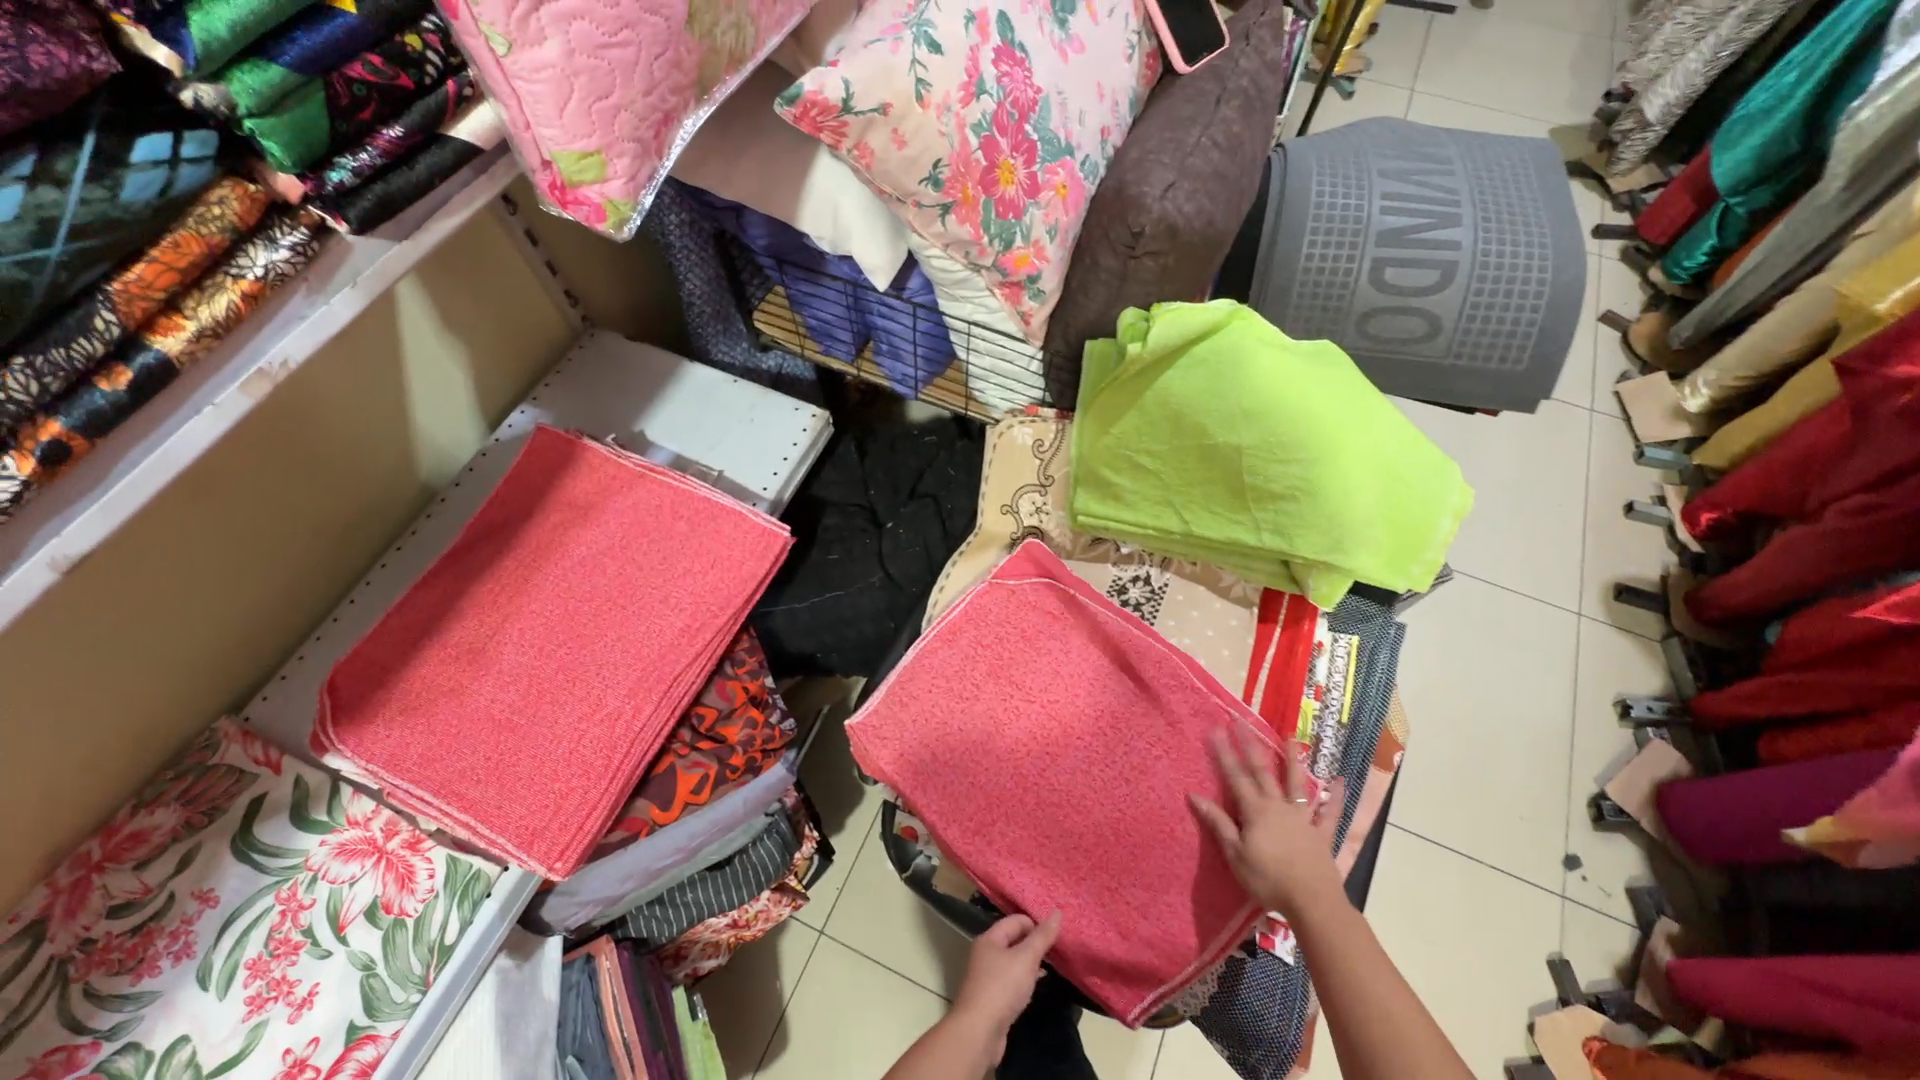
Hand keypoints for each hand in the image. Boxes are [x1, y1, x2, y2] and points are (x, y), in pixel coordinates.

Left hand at [953, 912, 1062, 1062]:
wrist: (978, 1031)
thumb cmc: (1002, 988)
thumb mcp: (1025, 958)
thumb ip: (1042, 937)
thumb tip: (1057, 912)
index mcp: (989, 940)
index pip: (1015, 921)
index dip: (1035, 924)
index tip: (1056, 934)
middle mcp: (985, 955)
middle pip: (1013, 941)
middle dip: (1035, 944)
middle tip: (1058, 950)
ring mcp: (987, 977)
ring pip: (1013, 962)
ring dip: (1031, 963)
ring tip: (1051, 966)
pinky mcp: (992, 998)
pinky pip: (1012, 981)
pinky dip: (1025, 980)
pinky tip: (1036, 986)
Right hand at [1190, 725, 1346, 919]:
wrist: (1312, 901)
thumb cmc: (1268, 880)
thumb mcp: (1235, 854)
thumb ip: (1218, 823)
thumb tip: (1194, 795)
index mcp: (1255, 811)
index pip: (1235, 776)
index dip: (1224, 753)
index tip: (1215, 729)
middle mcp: (1279, 807)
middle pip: (1262, 771)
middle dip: (1250, 744)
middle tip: (1241, 721)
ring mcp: (1303, 818)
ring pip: (1297, 783)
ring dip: (1292, 760)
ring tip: (1291, 738)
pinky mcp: (1321, 833)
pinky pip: (1330, 811)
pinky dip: (1335, 796)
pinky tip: (1340, 780)